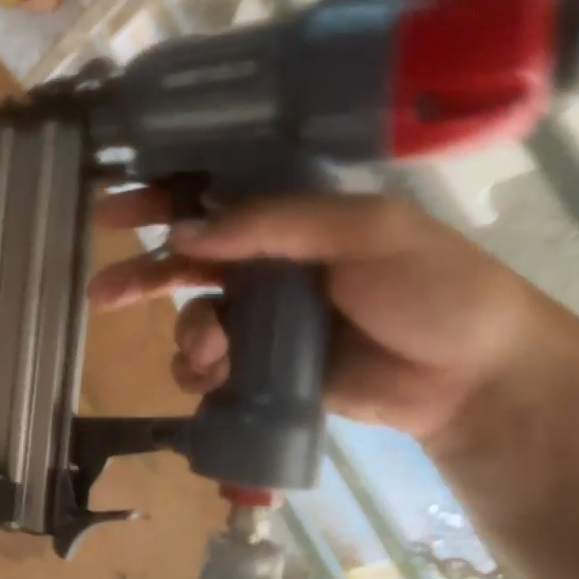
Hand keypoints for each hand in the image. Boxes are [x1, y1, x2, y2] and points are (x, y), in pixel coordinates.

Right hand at [88, 191, 555, 443]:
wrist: (474, 378)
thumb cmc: (433, 289)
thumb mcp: (365, 232)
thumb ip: (274, 224)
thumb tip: (182, 233)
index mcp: (292, 219)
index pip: (212, 198)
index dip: (160, 200)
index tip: (112, 209)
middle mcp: (268, 264)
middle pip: (185, 261)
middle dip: (140, 275)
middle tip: (103, 292)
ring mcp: (263, 318)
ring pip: (192, 317)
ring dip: (186, 334)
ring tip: (206, 354)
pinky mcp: (262, 367)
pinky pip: (209, 366)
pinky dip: (197, 372)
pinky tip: (208, 379)